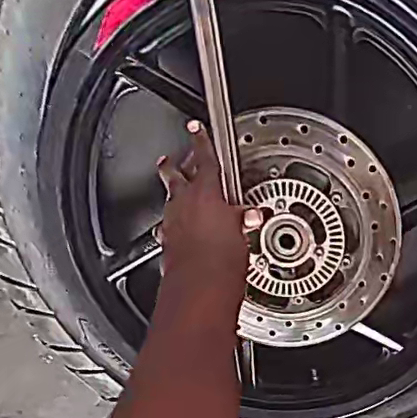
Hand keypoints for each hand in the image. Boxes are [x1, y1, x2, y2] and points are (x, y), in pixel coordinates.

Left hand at [155, 120, 261, 295]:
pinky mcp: (166, 244)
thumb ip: (243, 218)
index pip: (203, 158)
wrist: (199, 289)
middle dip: (174, 163)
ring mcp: (171, 223)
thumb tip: (250, 215)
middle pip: (173, 174)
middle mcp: (182, 204)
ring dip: (172, 193)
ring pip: (168, 199)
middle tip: (173, 157)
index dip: (200, 140)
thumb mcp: (242, 232)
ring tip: (176, 191)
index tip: (195, 128)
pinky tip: (176, 230)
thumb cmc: (221, 259)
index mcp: (204, 192)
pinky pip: (166, 226)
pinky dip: (172, 224)